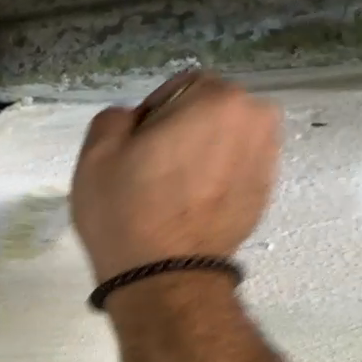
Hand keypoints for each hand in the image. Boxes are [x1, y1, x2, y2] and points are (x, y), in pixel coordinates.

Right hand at [71, 71, 282, 282]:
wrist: (163, 273)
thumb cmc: (124, 212)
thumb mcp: (94, 159)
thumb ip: (111, 120)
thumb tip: (131, 118)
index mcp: (213, 98)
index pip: (177, 89)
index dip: (147, 119)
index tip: (130, 154)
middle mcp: (253, 115)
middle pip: (206, 113)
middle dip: (179, 135)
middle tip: (147, 176)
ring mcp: (266, 152)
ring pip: (222, 141)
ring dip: (197, 157)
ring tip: (168, 195)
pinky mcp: (266, 187)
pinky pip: (233, 170)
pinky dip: (212, 181)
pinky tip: (186, 209)